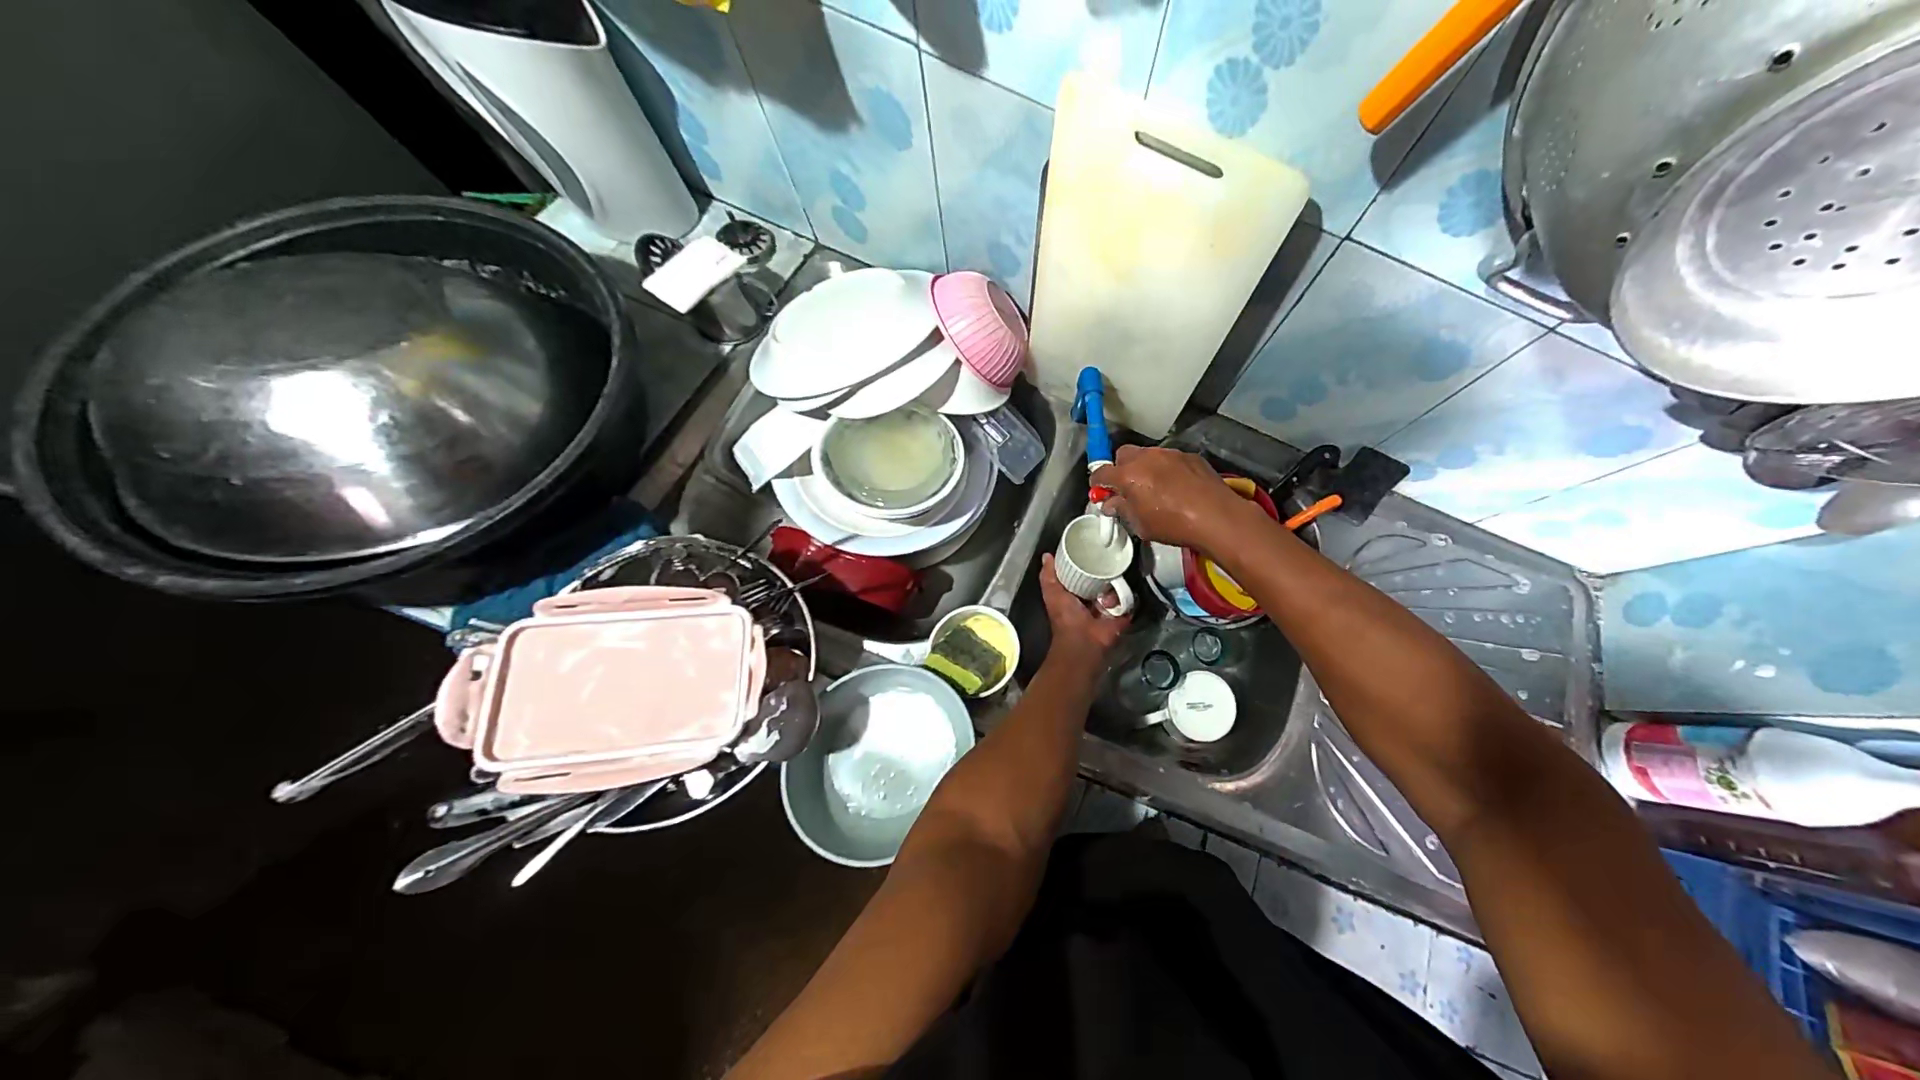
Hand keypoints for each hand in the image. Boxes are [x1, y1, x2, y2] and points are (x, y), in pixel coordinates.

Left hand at [1039, 554, 1127, 662]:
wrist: (1083, 641)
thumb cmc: (1065, 617)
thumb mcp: (1052, 593)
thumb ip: (1048, 576)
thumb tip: (1047, 556)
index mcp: (1075, 594)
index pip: (1082, 574)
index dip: (1084, 564)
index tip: (1090, 551)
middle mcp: (1092, 600)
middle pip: (1102, 580)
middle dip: (1104, 574)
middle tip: (1105, 568)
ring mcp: (1108, 608)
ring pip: (1116, 589)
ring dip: (1112, 589)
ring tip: (1105, 595)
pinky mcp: (1122, 614)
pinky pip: (1129, 601)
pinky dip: (1124, 598)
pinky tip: (1117, 598)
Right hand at [1091, 446, 1256, 552]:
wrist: (1217, 517)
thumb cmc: (1174, 525)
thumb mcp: (1141, 524)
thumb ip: (1122, 509)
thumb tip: (1112, 503)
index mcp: (1128, 475)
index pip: (1101, 473)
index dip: (1098, 483)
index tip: (1100, 490)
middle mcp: (1146, 458)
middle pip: (1123, 455)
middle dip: (1121, 468)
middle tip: (1127, 487)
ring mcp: (1170, 454)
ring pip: (1148, 455)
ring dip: (1144, 467)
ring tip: (1154, 487)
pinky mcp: (1190, 456)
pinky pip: (1170, 459)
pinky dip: (1167, 469)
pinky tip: (1176, 486)